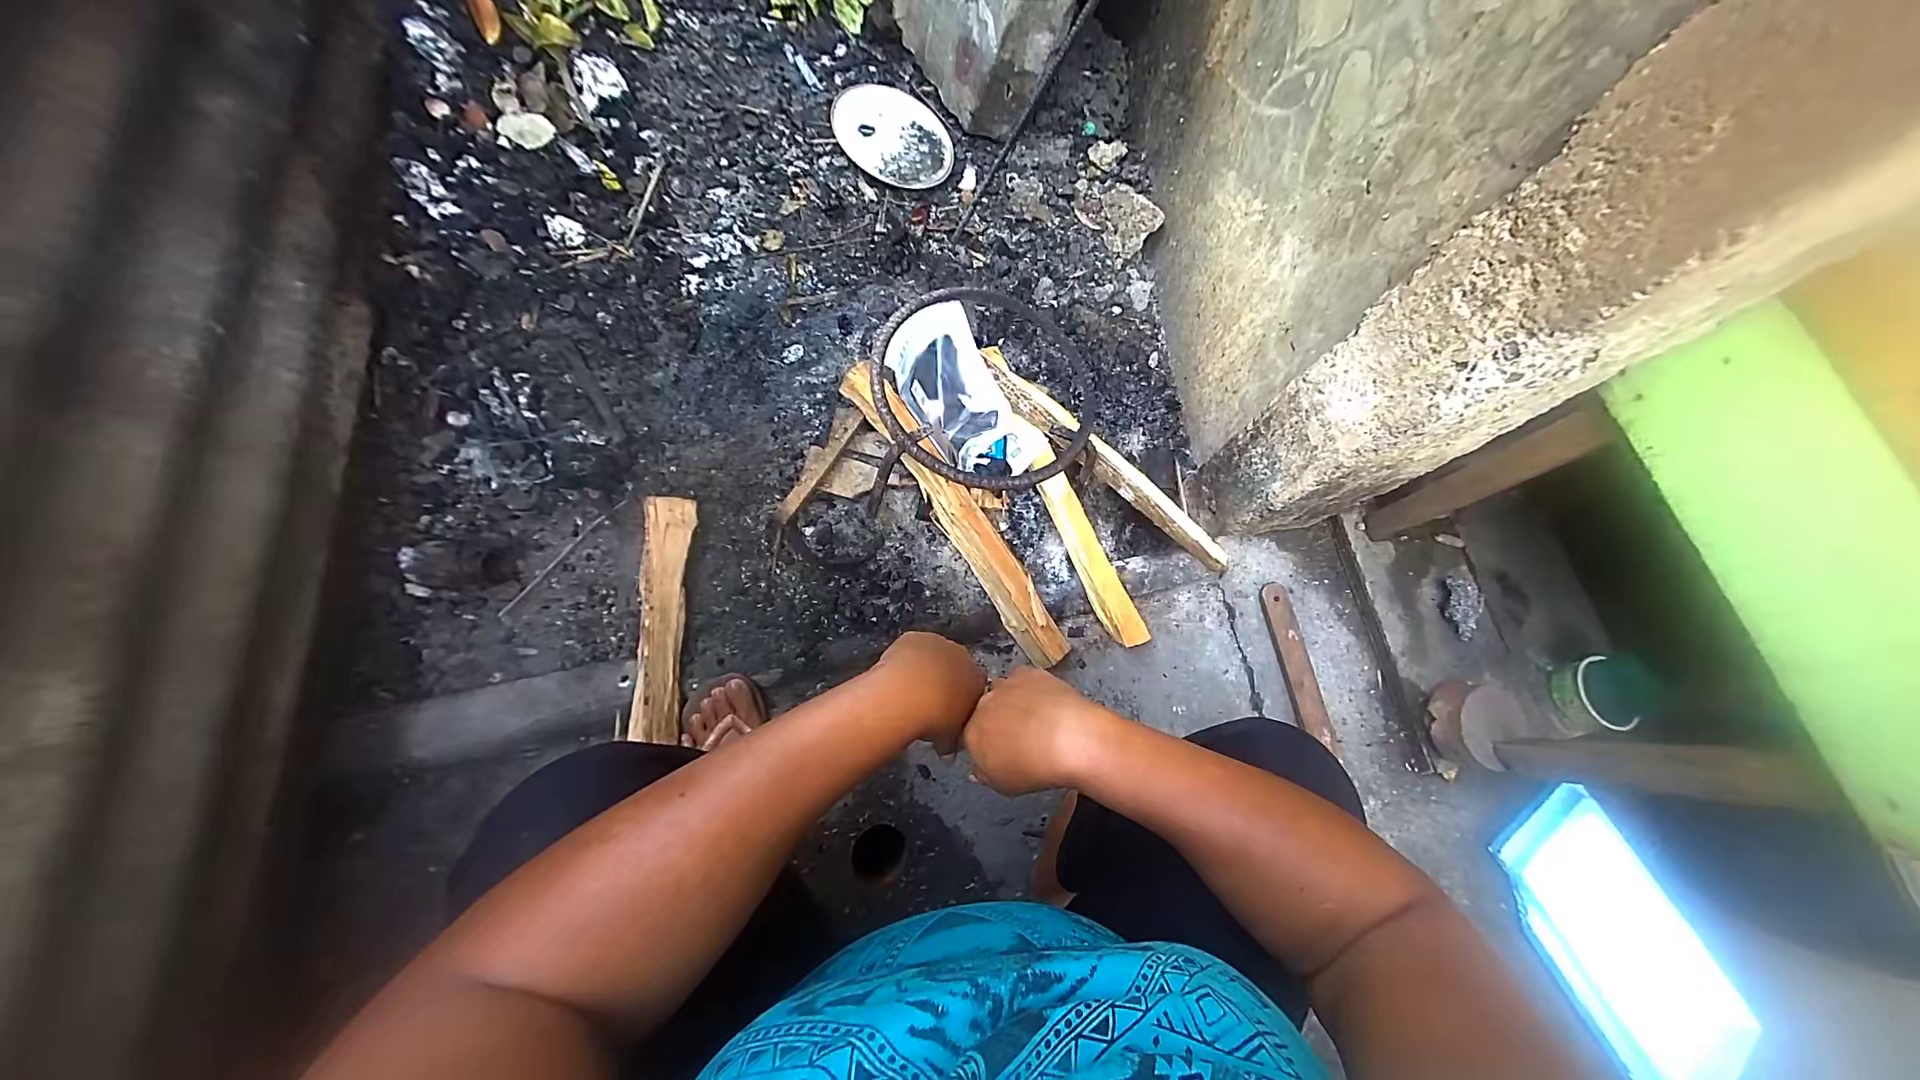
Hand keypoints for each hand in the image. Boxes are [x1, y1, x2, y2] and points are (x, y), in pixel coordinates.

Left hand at [869, 632, 986, 753]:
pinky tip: (897, 675)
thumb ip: (951, 742)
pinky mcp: (915, 636)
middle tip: (929, 702)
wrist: (909, 694)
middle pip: (956, 667)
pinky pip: (913, 648)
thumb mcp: (948, 739)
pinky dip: (906, 659)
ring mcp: (938, 643)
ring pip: (934, 656)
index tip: (949, 712)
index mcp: (978, 680)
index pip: (975, 687)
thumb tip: (947, 752)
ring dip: (925, 669)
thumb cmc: (935, 719)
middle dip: (945, 682)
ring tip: (909, 691)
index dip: (961, 700)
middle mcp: (963, 657)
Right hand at [963, 666, 1119, 793]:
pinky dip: (1030, 688)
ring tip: (1036, 718)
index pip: (969, 736)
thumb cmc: (1038, 768)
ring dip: (1011, 701)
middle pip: (983, 711)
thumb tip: (978, 767)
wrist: (1072, 740)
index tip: (1000, 749)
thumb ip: (984, 774)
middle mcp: (982, 706)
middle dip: (997, 720)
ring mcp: (1004, 686)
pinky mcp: (1026, 673)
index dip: (985, 743)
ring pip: (1001, 691)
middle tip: (1020, 736)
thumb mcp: (1005, 786)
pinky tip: (1046, 702)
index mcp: (971, 735)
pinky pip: (1022, 679)